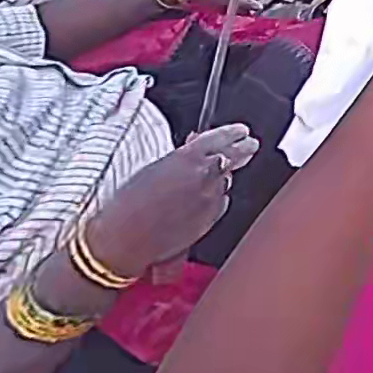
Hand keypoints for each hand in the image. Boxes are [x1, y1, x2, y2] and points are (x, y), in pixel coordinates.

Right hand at [82, 124, 260, 277]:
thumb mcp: (154, 168)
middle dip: (244, 148)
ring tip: (215, 175)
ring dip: (223, 175)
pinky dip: (215, 198)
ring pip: (226, 179)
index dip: (234, 133)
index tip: (242, 130)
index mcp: (189, 157)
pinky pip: (220, 201)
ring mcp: (211, 196)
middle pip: (235, 155)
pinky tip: (200, 201)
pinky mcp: (212, 216)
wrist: (121, 241)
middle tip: (250, 144)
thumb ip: (183, 155)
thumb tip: (197, 145)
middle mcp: (205, 174)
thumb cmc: (127, 205)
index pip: (222, 137)